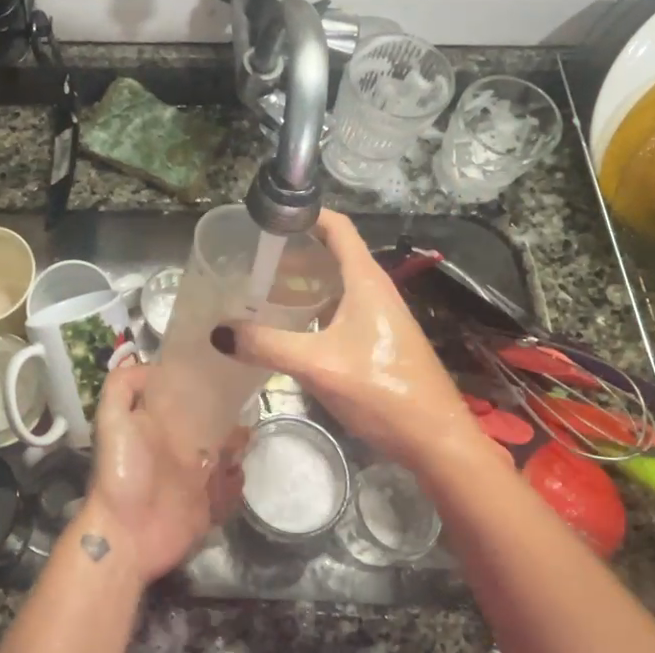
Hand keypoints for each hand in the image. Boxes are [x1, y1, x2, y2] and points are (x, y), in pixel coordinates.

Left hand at [84, 363, 244, 582]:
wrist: (126, 535)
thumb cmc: (121, 473)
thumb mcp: (112, 420)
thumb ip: (123, 386)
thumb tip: (153, 365)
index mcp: (158, 424)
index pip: (185, 399)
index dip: (203, 387)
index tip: (226, 374)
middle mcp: (178, 446)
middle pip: (213, 425)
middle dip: (231, 419)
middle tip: (247, 414)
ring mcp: (194, 477)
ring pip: (227, 455)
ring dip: (238, 449)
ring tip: (244, 445)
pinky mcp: (207, 505)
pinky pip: (231, 490)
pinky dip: (238, 483)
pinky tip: (238, 476)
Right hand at [211, 210, 477, 466]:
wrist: (436, 440)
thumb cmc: (382, 390)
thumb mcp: (317, 365)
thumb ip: (266, 345)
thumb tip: (218, 332)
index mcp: (365, 279)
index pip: (336, 225)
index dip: (304, 212)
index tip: (266, 216)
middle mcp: (374, 288)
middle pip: (331, 252)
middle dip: (292, 249)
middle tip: (250, 256)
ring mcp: (378, 315)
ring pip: (334, 282)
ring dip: (301, 280)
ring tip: (259, 288)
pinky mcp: (378, 339)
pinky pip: (339, 307)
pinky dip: (312, 306)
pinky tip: (288, 326)